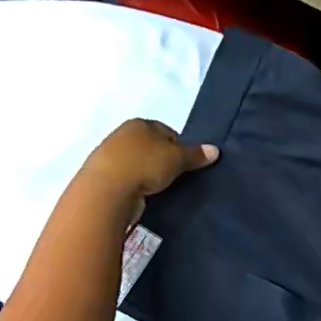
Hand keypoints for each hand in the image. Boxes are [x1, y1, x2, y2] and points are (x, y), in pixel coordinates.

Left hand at [79, 119, 218, 218]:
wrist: (107, 190)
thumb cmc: (145, 165)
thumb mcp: (176, 158)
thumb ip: (195, 154)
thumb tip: (215, 150)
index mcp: (140, 124)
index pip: (167, 132)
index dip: (180, 147)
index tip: (187, 165)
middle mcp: (123, 135)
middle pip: (152, 148)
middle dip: (164, 161)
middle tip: (178, 179)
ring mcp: (111, 157)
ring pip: (140, 165)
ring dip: (150, 175)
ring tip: (163, 190)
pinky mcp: (105, 178)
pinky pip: (129, 180)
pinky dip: (138, 187)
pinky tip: (146, 197)